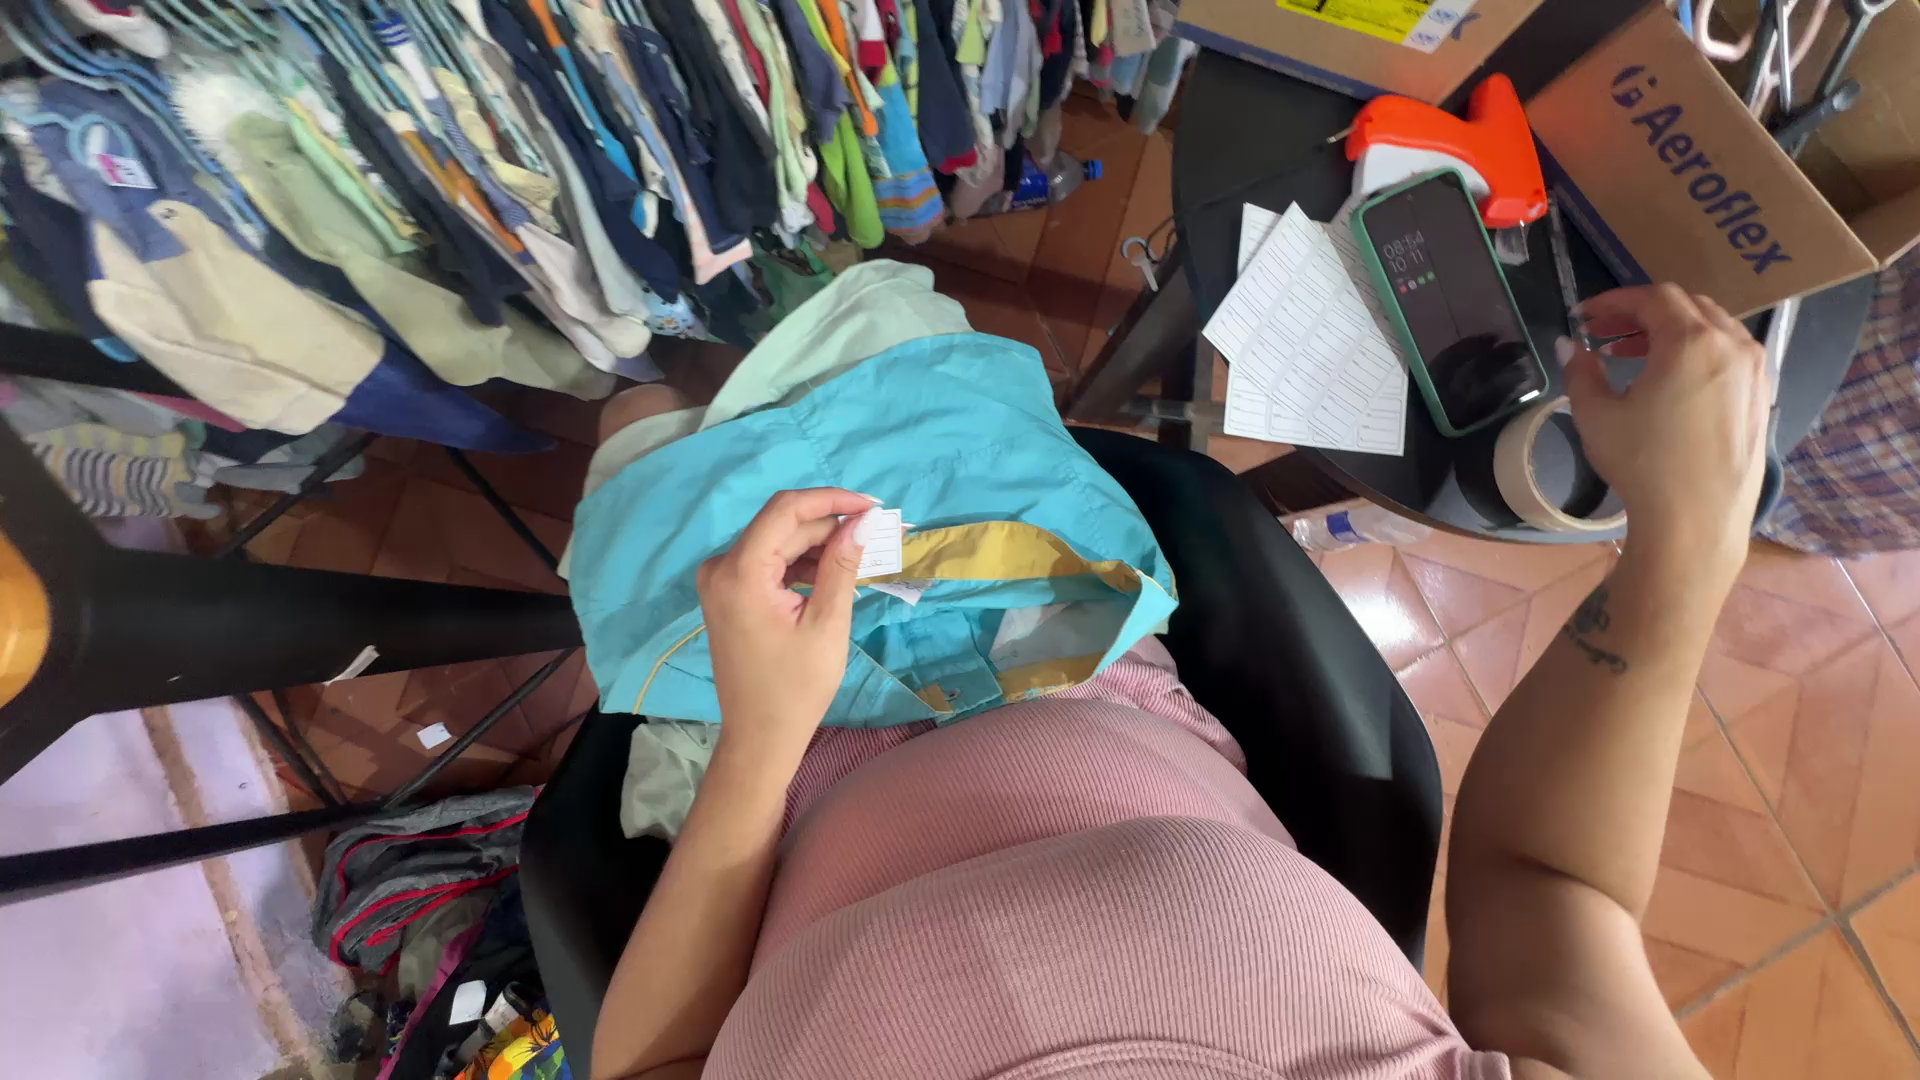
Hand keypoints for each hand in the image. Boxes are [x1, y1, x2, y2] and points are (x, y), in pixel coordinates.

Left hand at [697, 488, 873, 765]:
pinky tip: (833, 574)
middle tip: (876, 533)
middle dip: (830, 525)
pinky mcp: (730, 594)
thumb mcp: (827, 623)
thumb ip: (842, 564)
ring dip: (819, 544)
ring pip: (778, 543)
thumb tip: (862, 522)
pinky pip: (769, 563)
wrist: (760, 736)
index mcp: (740, 572)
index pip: (786, 510)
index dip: (831, 500)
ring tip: (860, 556)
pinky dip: (802, 563)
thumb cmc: (796, 686)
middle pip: (783, 526)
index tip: (870, 507)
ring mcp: (722, 581)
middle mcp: (721, 567)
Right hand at [1561, 284, 1768, 578]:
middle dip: (1641, 311)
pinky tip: (1664, 377)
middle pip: (1687, 305)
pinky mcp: (1759, 391)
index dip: (1615, 299)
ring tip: (1629, 353)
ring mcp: (1754, 367)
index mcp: (1690, 342)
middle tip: (1602, 330)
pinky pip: (1726, 350)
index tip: (1582, 314)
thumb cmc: (1641, 459)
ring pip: (1710, 326)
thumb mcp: (1596, 414)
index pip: (1654, 298)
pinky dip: (1691, 348)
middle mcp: (1731, 344)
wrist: (1696, 510)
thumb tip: (1570, 345)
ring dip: (1667, 329)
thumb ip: (1582, 372)